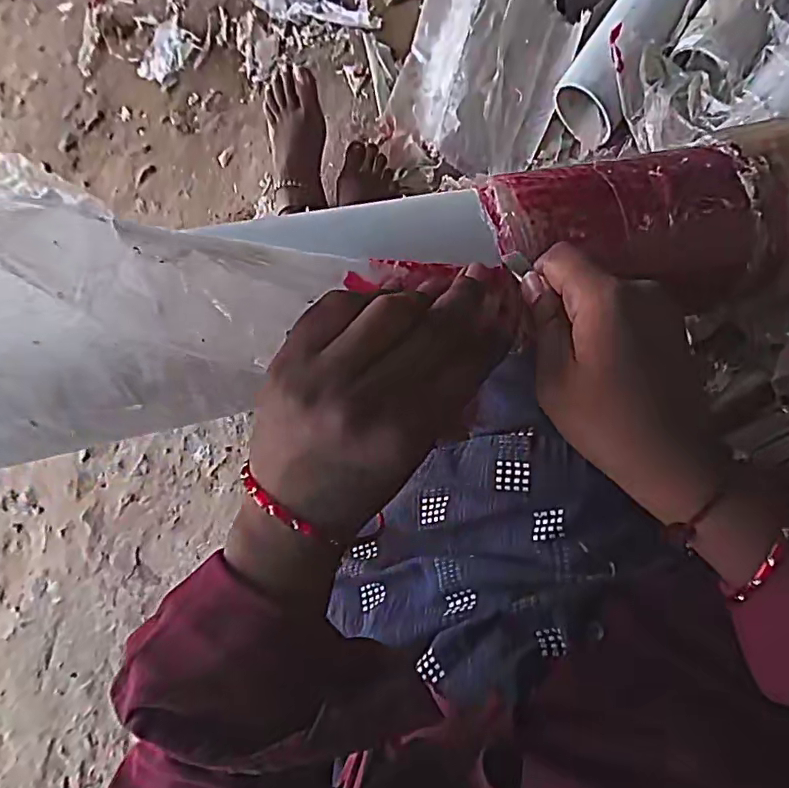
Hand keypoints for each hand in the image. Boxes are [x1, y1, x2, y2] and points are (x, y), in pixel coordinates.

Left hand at [228, 268, 513, 600]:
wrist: (290, 508)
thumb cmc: (362, 488)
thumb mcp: (413, 454)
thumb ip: (444, 399)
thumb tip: (474, 335)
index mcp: (398, 434)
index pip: (458, 367)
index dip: (487, 332)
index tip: (502, 308)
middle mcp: (359, 399)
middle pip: (426, 330)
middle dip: (461, 300)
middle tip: (478, 279)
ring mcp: (317, 374)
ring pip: (384, 309)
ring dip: (417, 296)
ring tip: (432, 293)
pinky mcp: (286, 357)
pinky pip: (337, 304)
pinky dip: (368, 299)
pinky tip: (382, 304)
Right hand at [528, 243, 724, 523]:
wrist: (672, 458)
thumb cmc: (604, 423)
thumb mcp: (554, 379)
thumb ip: (542, 323)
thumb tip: (532, 284)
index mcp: (606, 296)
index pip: (559, 255)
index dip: (536, 279)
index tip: (532, 319)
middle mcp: (640, 287)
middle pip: (585, 275)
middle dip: (563, 303)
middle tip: (556, 353)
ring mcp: (662, 305)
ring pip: (607, 295)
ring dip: (588, 318)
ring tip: (587, 368)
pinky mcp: (674, 325)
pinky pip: (629, 311)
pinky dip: (613, 328)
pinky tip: (614, 370)